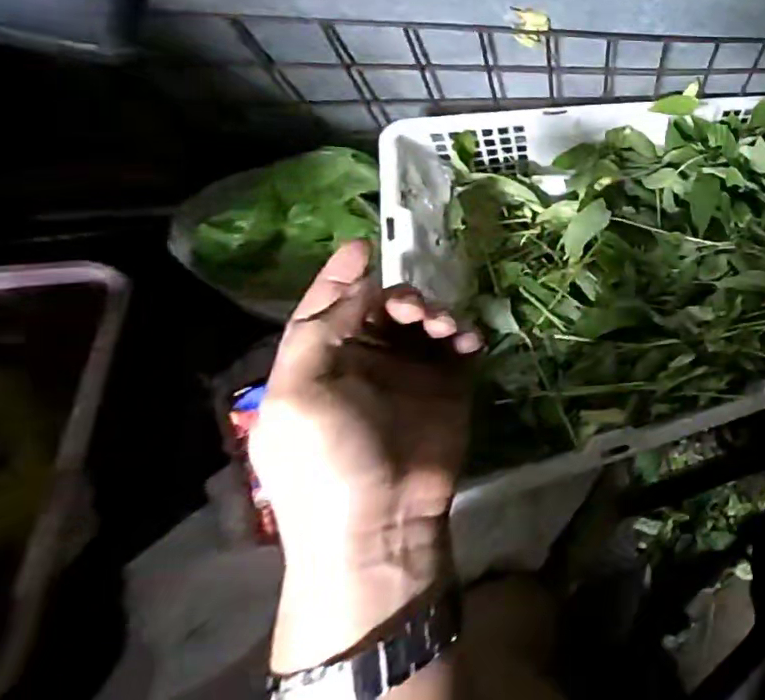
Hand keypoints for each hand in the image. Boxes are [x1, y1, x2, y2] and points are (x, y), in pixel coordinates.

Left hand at [253, 240, 480, 671]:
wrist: (382, 521)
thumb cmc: (327, 460)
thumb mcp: (298, 396)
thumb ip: (320, 331)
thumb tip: (360, 282)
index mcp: (320, 363)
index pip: (329, 307)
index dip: (343, 275)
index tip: (366, 243)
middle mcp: (365, 361)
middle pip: (383, 306)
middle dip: (401, 295)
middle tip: (415, 308)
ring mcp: (410, 373)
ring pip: (423, 320)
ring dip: (434, 311)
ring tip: (443, 327)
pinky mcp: (448, 384)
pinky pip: (459, 343)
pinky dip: (464, 332)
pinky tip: (467, 340)